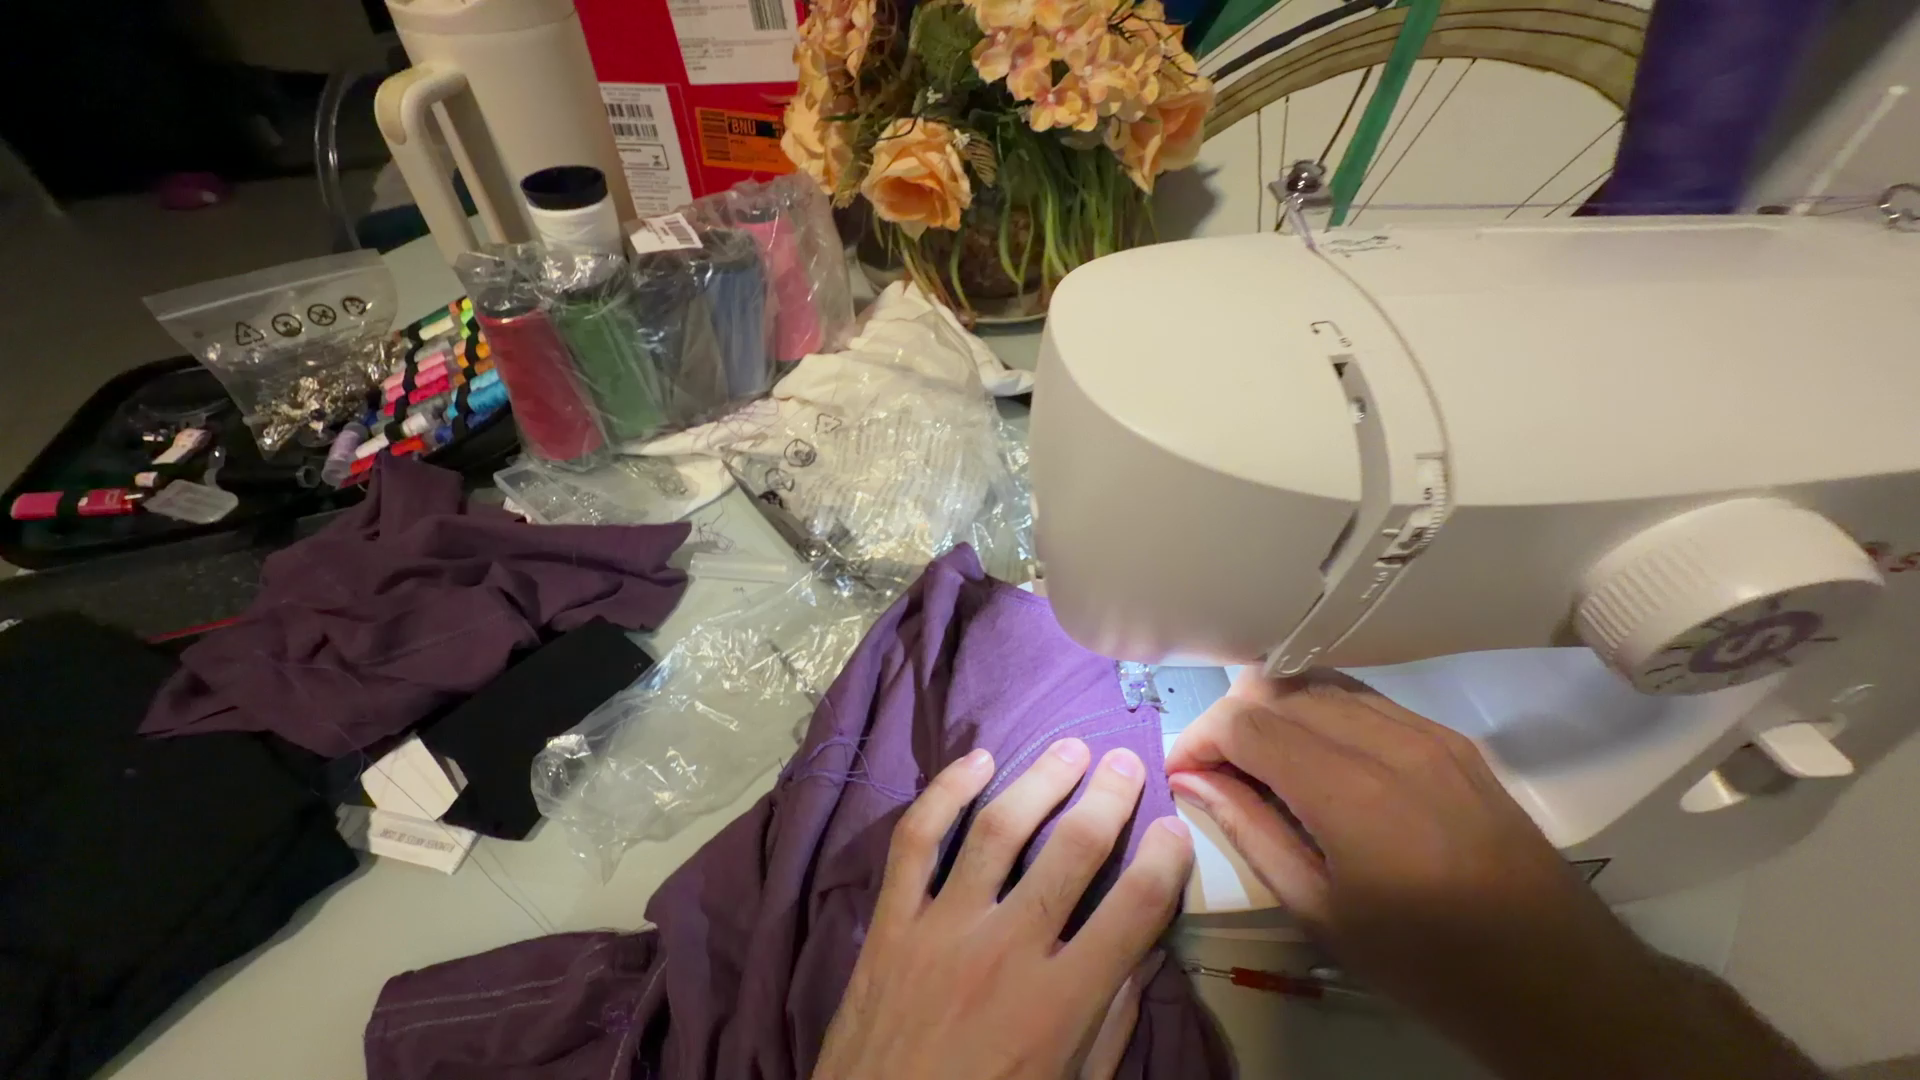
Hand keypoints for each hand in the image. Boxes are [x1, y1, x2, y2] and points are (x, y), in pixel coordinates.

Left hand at [815, 739, 1193, 1079]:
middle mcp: (1005, 950)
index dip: (1164, 862)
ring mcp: (942, 926)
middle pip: (1071, 851)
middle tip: (1125, 762)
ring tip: (1069, 748)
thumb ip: (1108, 1019)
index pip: (1133, 910)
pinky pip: (916, 839)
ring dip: (1039, 780)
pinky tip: (976, 760)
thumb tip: (1146, 950)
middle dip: (1107, 798)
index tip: (1175, 827)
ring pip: (998, 829)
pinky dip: (944, 792)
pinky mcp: (892, 920)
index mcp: (1059, 1002)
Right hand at [1164, 671, 1676, 1072]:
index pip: (1247, 722)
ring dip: (1274, 710)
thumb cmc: (1427, 964)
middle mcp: (1388, 740)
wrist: (1562, 983)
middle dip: (1231, 719)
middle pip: (1278, 690)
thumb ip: (1249, 829)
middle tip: (1216, 768)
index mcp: (1351, 791)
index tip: (1184, 772)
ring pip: (1319, 682)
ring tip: (1260, 759)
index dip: (1202, 738)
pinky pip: (1363, 698)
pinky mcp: (1450, 737)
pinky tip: (1315, 753)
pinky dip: (1320, 711)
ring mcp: (1426, 732)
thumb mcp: (1319, 911)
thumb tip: (1192, 778)